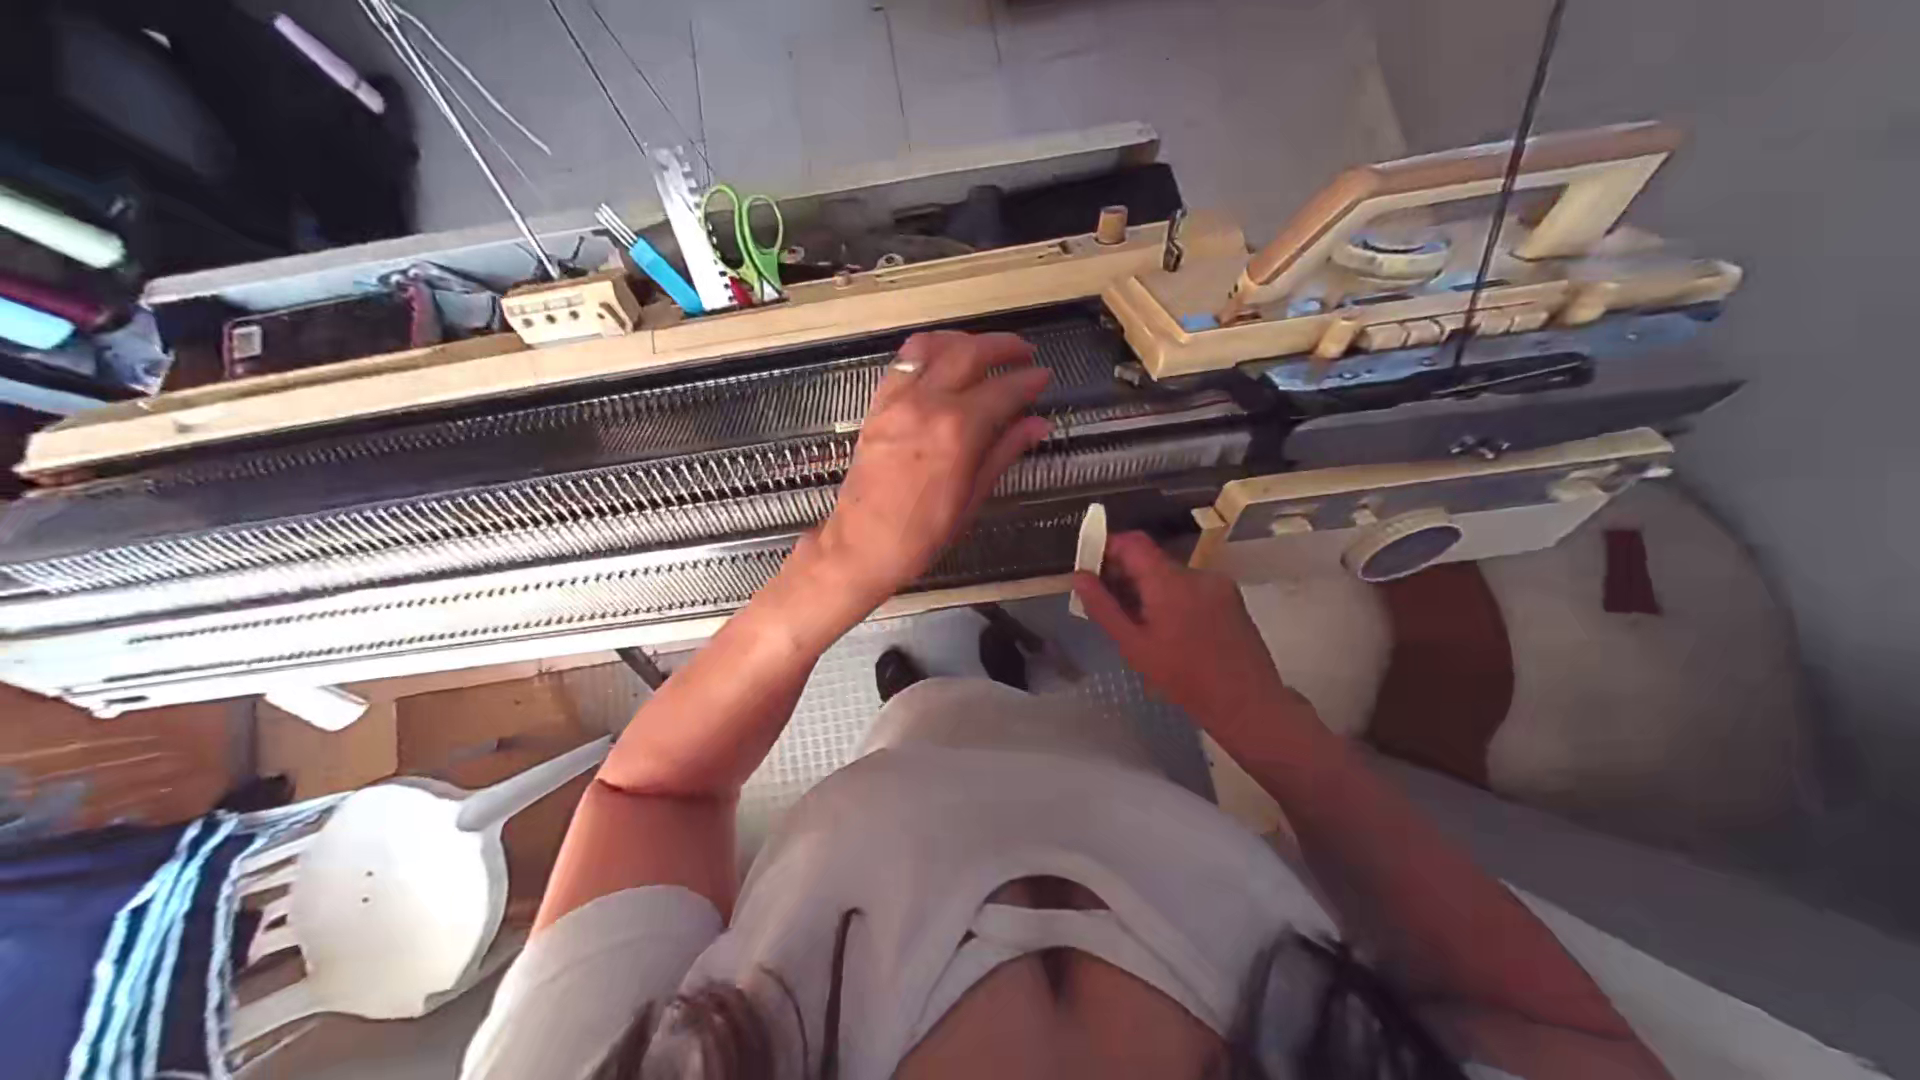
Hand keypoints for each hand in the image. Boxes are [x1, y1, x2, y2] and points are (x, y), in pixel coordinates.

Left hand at [812, 331, 1052, 608]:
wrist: (862, 545)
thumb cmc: (922, 534)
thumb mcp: (973, 497)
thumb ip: (1005, 451)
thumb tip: (1038, 424)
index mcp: (958, 431)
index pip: (1003, 390)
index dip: (1029, 381)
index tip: (1044, 377)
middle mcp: (927, 404)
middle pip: (971, 353)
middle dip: (1004, 346)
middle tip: (1025, 353)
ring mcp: (897, 400)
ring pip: (933, 346)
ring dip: (964, 340)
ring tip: (984, 349)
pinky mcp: (877, 405)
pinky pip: (903, 361)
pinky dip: (928, 351)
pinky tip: (943, 360)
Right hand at [1073, 532, 1303, 729]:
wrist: (1247, 703)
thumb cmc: (1184, 678)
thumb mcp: (1134, 646)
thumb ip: (1104, 607)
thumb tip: (1079, 576)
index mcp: (1170, 581)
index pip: (1133, 542)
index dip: (1108, 547)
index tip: (1091, 568)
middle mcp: (1196, 573)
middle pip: (1152, 559)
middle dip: (1126, 574)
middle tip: (1109, 603)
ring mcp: (1218, 583)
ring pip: (1171, 574)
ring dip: (1150, 588)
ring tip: (1141, 624)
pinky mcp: (1231, 597)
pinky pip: (1191, 586)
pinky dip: (1173, 597)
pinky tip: (1171, 629)